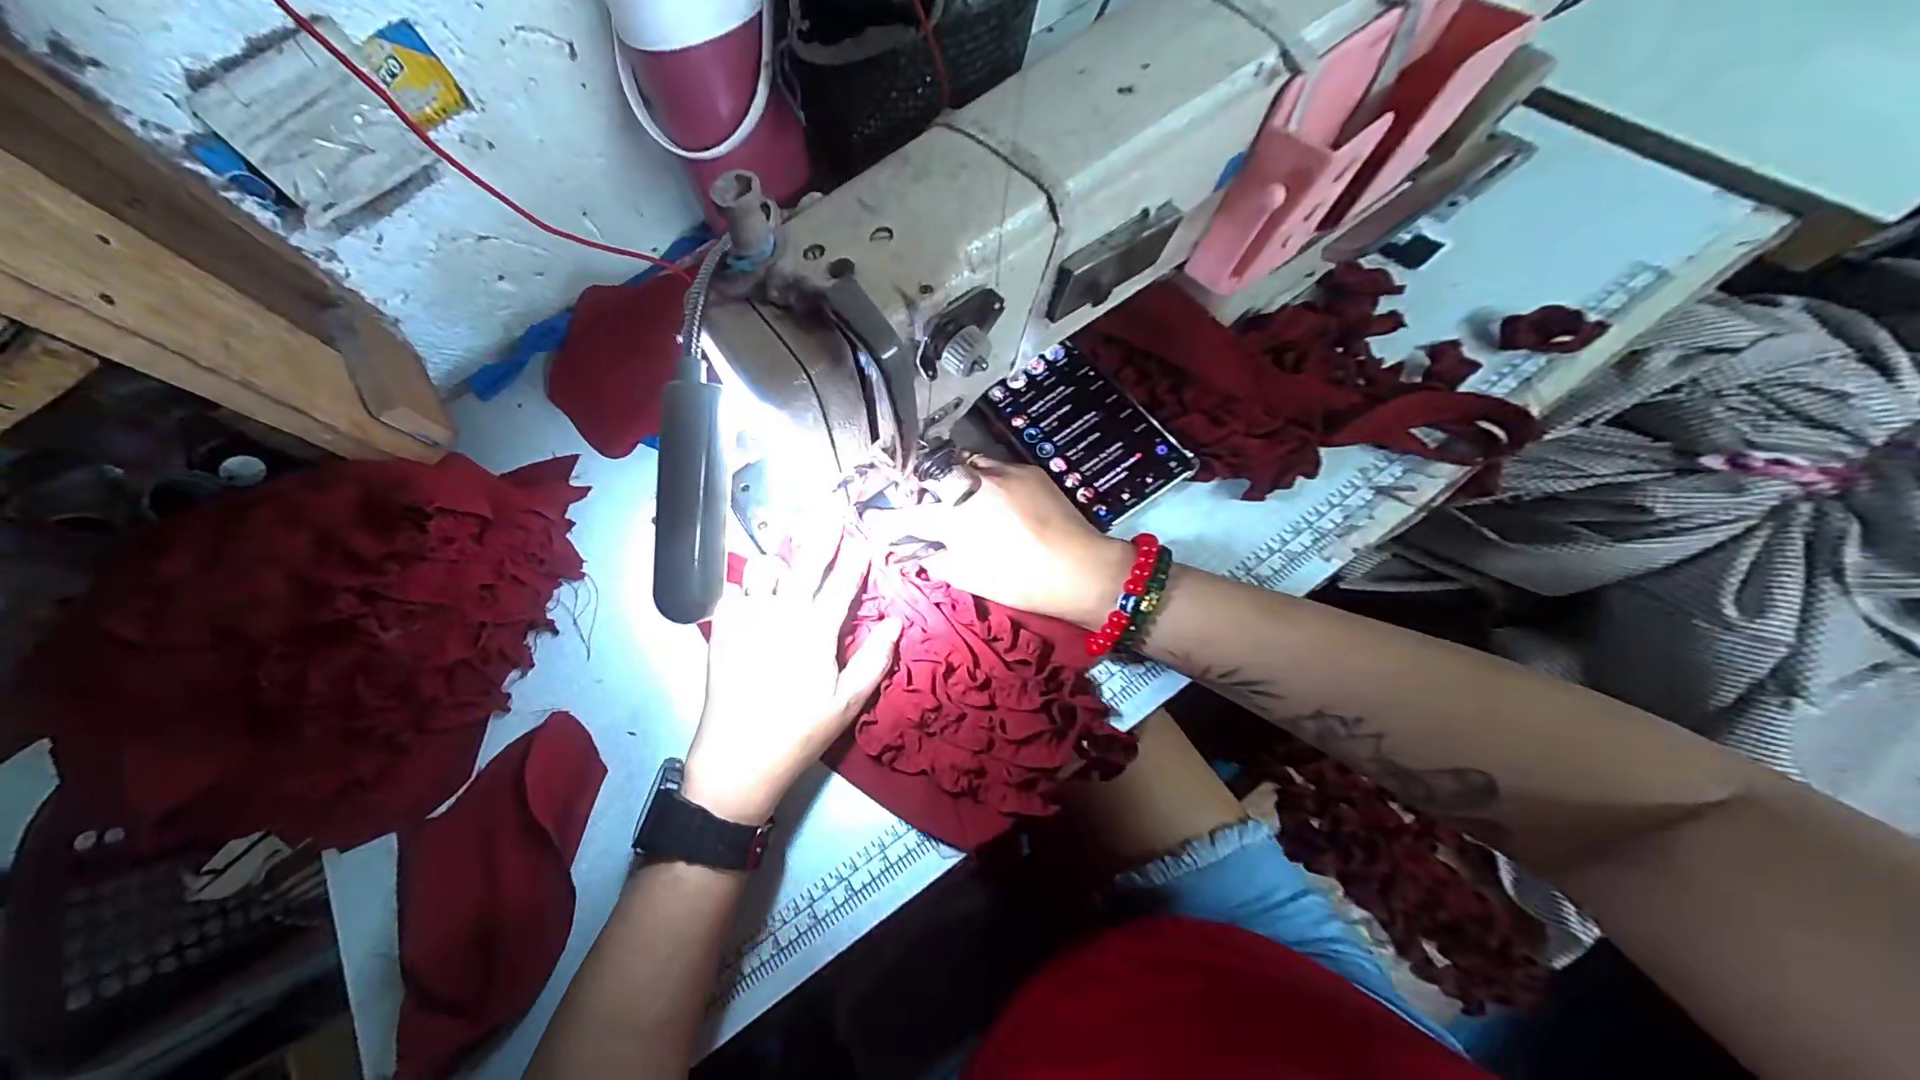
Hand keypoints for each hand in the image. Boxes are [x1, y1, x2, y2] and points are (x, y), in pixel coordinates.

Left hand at [684, 531, 900, 824]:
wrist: (736, 758)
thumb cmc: (799, 732)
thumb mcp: (848, 702)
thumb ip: (874, 659)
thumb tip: (895, 623)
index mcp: (815, 632)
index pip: (842, 585)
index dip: (856, 559)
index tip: (864, 539)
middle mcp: (781, 615)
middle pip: (804, 563)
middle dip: (821, 535)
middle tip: (830, 513)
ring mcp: (747, 619)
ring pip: (762, 568)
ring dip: (779, 558)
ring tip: (788, 557)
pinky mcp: (721, 629)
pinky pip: (733, 591)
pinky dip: (746, 586)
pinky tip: (754, 592)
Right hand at [865, 459, 1130, 628]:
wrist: (1082, 569)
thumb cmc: (1021, 581)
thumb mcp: (969, 577)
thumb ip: (934, 560)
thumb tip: (912, 552)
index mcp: (955, 516)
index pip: (906, 514)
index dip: (884, 519)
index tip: (869, 519)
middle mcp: (973, 483)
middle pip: (928, 471)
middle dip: (915, 485)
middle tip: (914, 502)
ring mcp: (1002, 471)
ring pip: (961, 462)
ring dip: (948, 478)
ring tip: (951, 496)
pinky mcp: (1026, 468)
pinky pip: (992, 466)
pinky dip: (980, 479)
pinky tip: (988, 498)